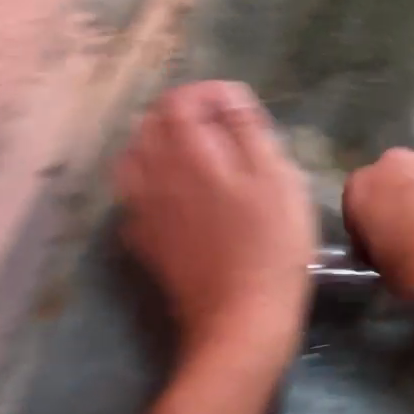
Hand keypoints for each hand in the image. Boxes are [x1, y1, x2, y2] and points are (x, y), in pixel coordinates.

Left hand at [117, 82, 315, 351]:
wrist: (240, 319)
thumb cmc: (271, 248)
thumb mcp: (278, 180)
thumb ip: (248, 131)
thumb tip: (228, 97)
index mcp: (187, 150)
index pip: (181, 99)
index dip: (210, 94)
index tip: (243, 110)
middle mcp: (152, 171)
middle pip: (152, 124)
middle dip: (186, 116)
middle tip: (225, 132)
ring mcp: (140, 208)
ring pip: (136, 157)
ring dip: (163, 146)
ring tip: (198, 159)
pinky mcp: (142, 240)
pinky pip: (135, 194)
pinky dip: (153, 182)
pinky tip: (178, 197)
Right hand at [341, 147, 413, 311]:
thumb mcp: (388, 276)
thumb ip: (376, 254)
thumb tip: (384, 247)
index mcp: (360, 191)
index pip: (353, 213)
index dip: (366, 235)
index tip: (381, 254)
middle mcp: (388, 164)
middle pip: (382, 188)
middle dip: (389, 209)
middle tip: (407, 240)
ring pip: (411, 181)